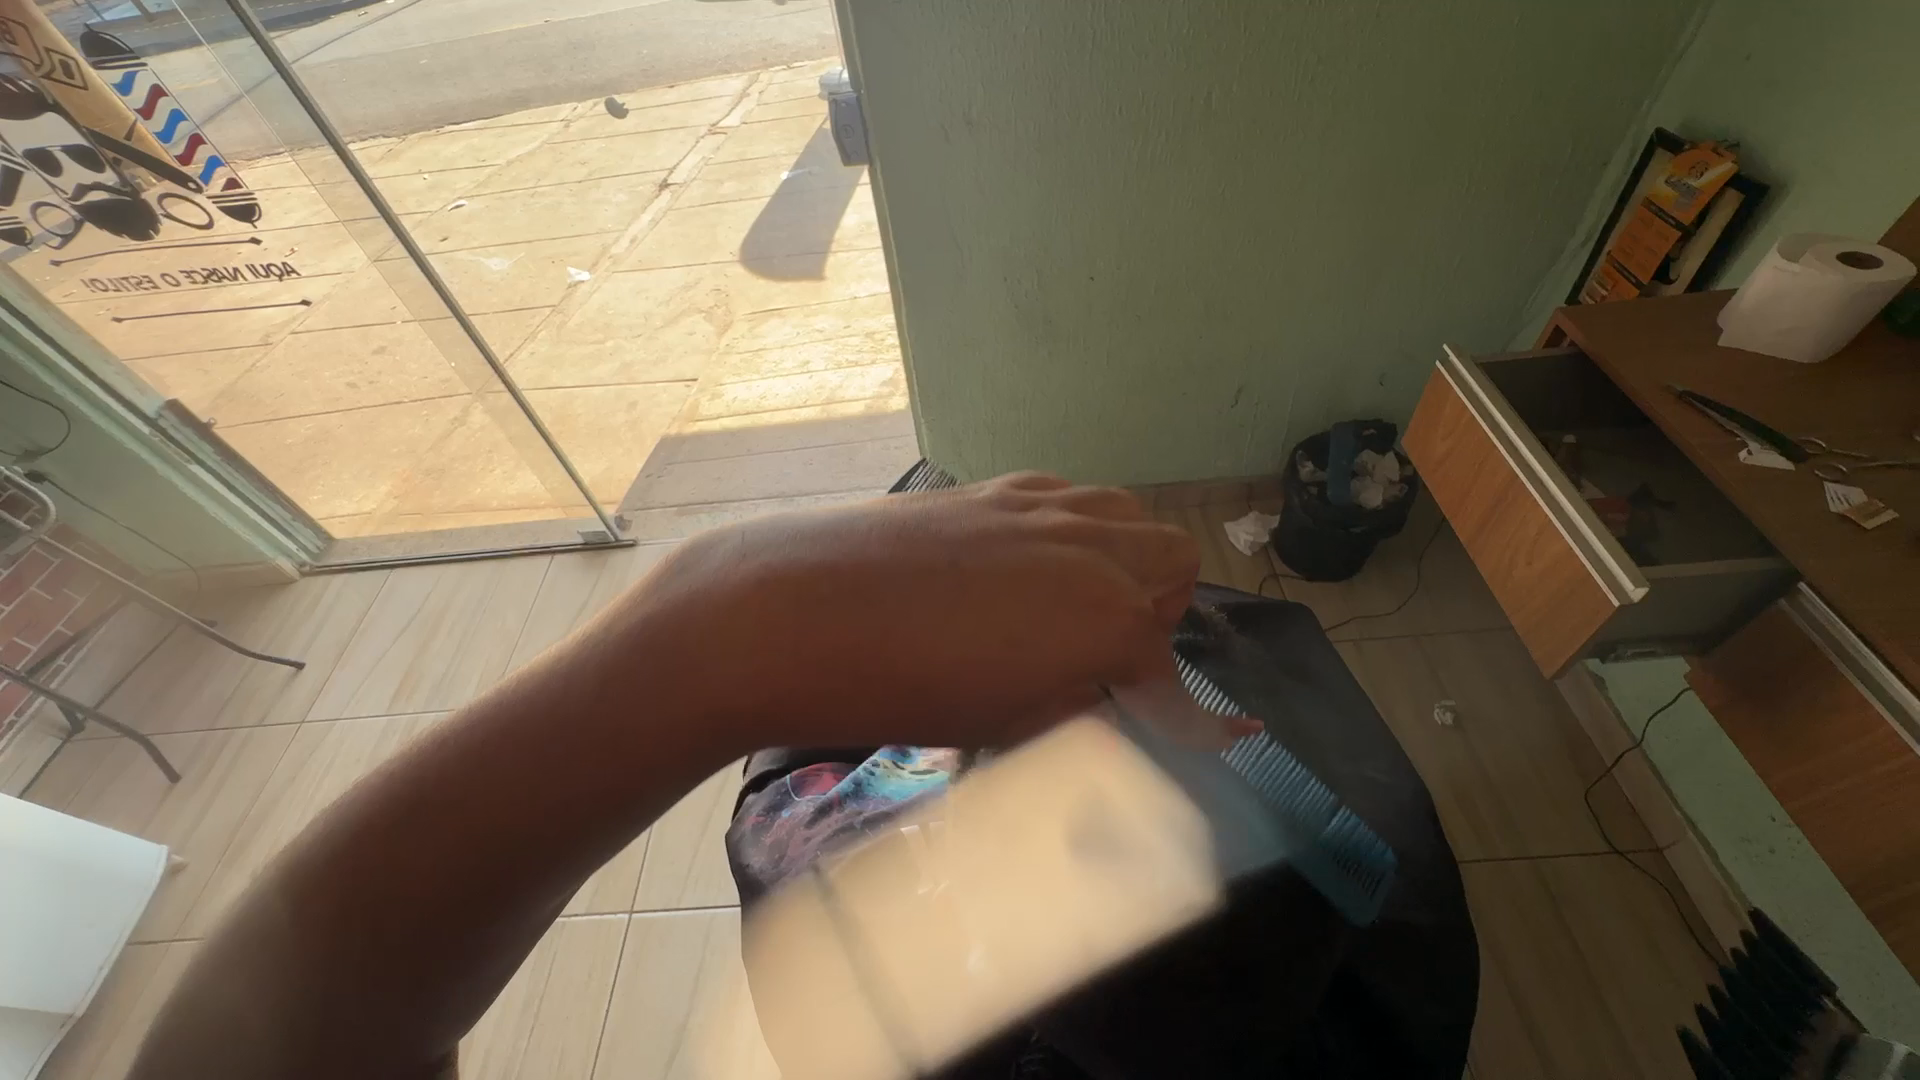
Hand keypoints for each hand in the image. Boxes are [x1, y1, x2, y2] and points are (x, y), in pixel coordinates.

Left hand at [607, 472, 1235, 752]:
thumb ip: (1083, 702)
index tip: (1200, 734)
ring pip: (1128, 518)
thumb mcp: (1009, 723)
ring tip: (1075, 606)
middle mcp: (1092, 546)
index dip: (1185, 714)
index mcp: (1108, 617)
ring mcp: (1041, 504)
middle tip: (1111, 656)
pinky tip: (1028, 567)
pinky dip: (1075, 534)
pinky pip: (1069, 500)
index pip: (1170, 672)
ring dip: (1125, 563)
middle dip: (1161, 613)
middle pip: (1173, 563)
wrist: (794, 610)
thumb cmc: (902, 690)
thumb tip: (1125, 699)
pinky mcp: (994, 486)